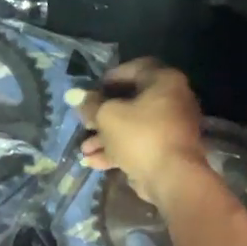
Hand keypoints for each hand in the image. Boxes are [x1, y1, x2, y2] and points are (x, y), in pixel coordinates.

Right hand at [73, 58, 207, 205]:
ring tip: (84, 149)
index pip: (136, 68)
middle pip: (132, 100)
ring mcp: (171, 127)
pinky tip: (92, 161)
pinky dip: (118, 149)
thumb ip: (90, 105)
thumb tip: (74, 95)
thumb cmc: (140, 136)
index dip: (111, 77)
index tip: (92, 91)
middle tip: (85, 121)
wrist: (172, 177)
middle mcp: (173, 100)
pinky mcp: (166, 150)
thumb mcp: (107, 116)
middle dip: (103, 113)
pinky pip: (139, 143)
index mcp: (164, 81)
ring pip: (133, 126)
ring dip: (106, 136)